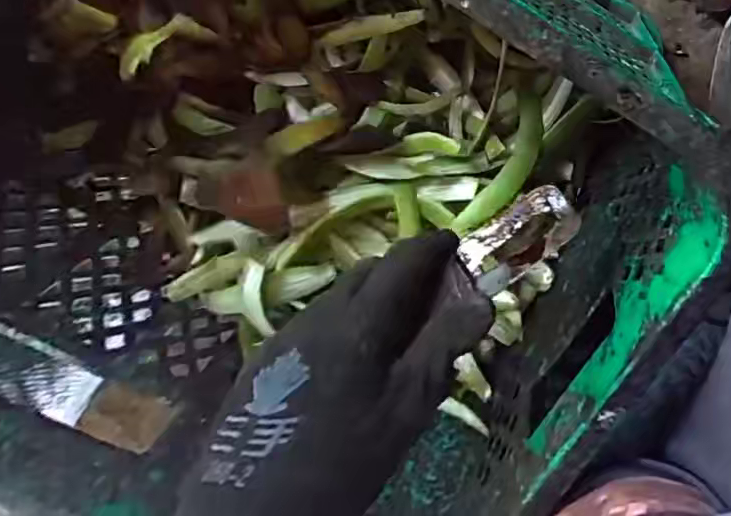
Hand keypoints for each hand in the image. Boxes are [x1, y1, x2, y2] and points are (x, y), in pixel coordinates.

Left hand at [176, 232, 490, 515]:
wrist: (247, 514)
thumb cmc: (339, 462)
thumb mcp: (403, 412)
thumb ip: (442, 350)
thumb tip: (483, 303)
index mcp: (359, 321)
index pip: (402, 259)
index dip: (431, 245)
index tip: (453, 242)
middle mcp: (320, 313)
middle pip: (369, 271)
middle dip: (402, 270)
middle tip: (429, 293)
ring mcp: (287, 334)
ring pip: (339, 295)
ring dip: (371, 296)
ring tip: (391, 330)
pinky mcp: (263, 358)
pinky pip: (315, 320)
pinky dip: (342, 321)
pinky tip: (347, 362)